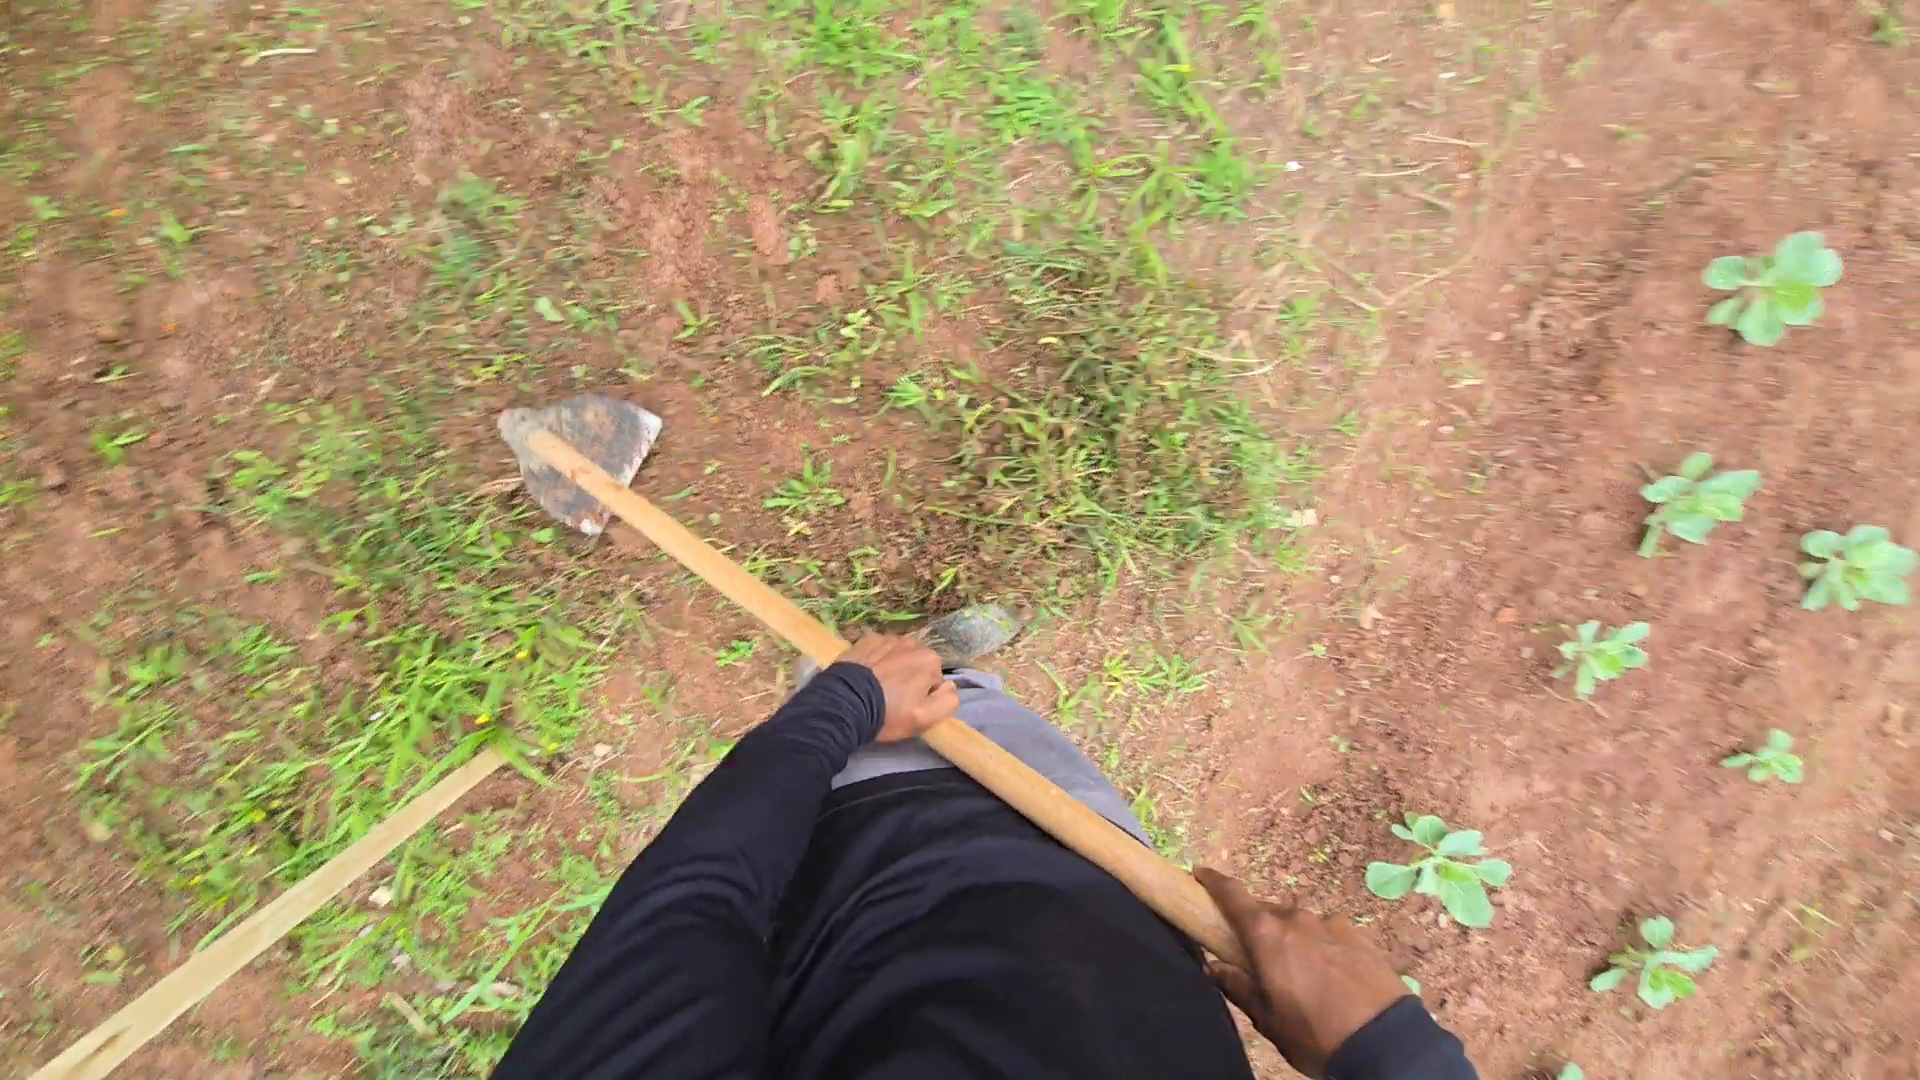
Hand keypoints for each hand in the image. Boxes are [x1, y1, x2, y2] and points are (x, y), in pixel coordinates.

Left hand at [838, 633, 958, 742]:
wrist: (844, 704)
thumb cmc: (888, 714)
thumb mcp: (924, 718)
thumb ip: (947, 702)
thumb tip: (950, 686)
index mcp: (930, 660)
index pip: (935, 679)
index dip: (924, 694)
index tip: (908, 705)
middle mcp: (911, 643)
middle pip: (917, 663)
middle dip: (910, 677)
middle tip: (893, 697)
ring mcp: (886, 639)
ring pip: (898, 655)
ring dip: (893, 667)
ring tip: (877, 687)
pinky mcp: (864, 640)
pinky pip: (878, 649)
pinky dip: (875, 659)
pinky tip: (866, 675)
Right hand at [1194, 868, 1409, 1079]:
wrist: (1388, 1048)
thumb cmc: (1315, 1034)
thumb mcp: (1267, 1020)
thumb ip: (1237, 987)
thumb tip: (1213, 965)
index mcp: (1265, 933)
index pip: (1231, 894)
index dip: (1213, 881)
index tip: (1199, 873)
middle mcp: (1295, 917)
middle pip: (1266, 912)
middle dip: (1258, 926)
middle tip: (1258, 953)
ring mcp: (1330, 924)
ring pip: (1300, 922)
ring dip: (1293, 938)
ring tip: (1303, 971)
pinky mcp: (1360, 937)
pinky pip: (1329, 934)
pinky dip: (1322, 946)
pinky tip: (1334, 975)